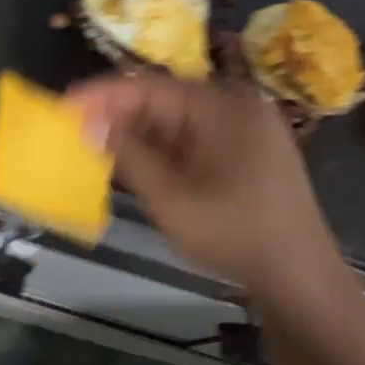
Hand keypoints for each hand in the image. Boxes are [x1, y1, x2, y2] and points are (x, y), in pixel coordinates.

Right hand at [67, 75, 334, 290]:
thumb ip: (129, 156)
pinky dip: (159, 151)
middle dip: (117, 115)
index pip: (151, 88)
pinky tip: (130, 163)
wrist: (300, 277)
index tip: (64, 104)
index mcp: (223, 107)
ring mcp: (242, 133)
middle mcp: (235, 109)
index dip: (104, 95)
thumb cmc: (235, 233)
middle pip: (164, 101)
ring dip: (135, 135)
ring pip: (175, 123)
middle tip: (72, 128)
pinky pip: (191, 141)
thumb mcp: (171, 197)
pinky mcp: (243, 156)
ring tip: (91, 145)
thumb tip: (88, 124)